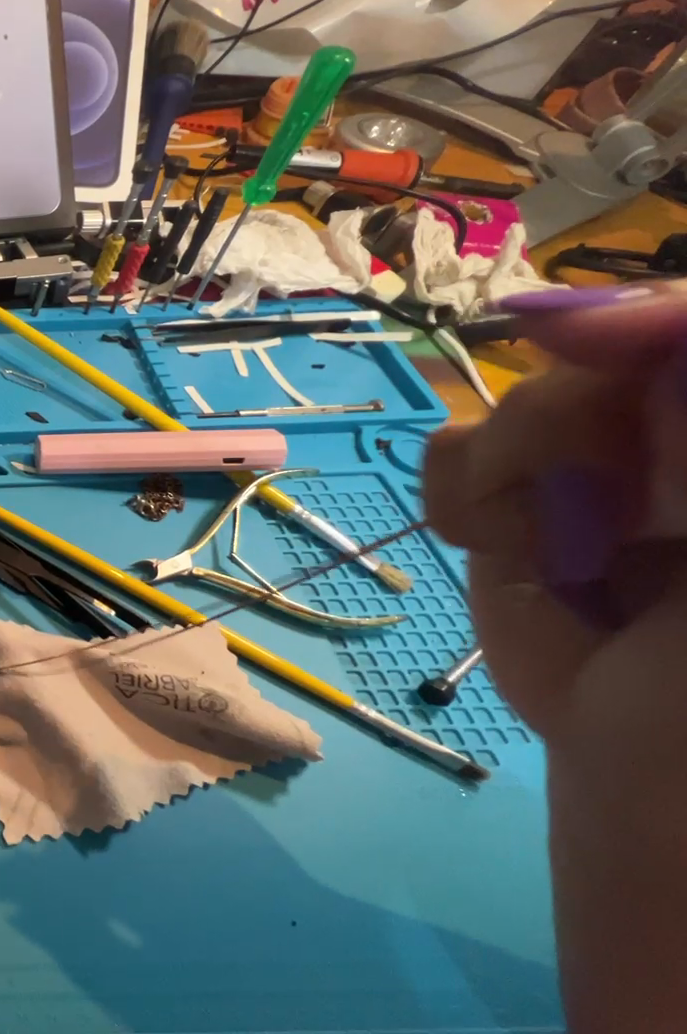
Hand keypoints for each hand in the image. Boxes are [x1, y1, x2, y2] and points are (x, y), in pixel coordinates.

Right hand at [424, 284, 686, 752]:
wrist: (659, 801)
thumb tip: (576, 318)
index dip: (652, 322)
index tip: (576, 344)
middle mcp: (684, 440)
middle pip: (601, 355)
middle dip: (563, 424)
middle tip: (588, 510)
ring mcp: (606, 472)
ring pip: (516, 400)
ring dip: (506, 472)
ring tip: (549, 553)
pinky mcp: (521, 510)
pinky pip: (456, 453)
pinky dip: (456, 490)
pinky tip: (490, 540)